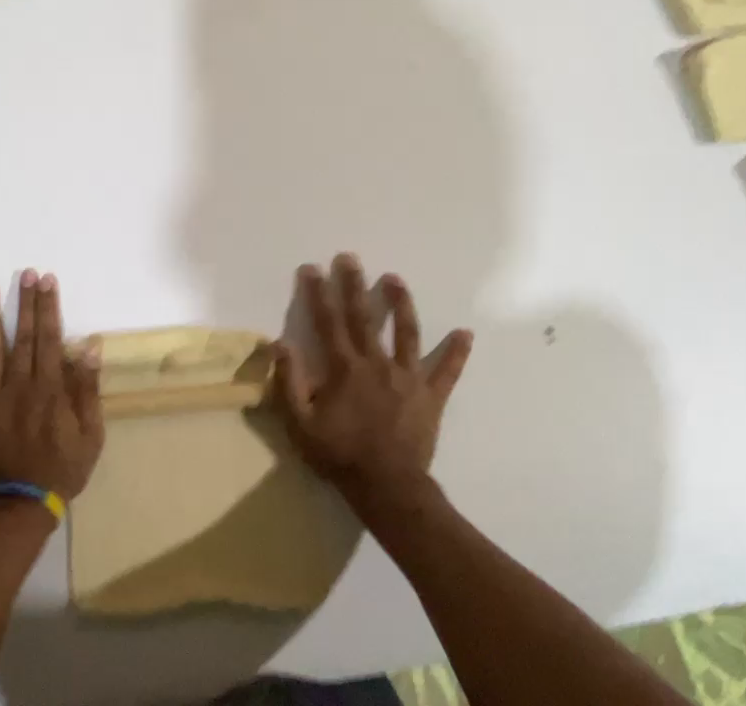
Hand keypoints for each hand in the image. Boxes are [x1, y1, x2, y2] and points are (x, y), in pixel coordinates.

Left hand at [0, 270, 104, 499]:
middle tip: (25, 273)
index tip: (47, 281)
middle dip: (25, 303)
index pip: (50, 338)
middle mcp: (19, 386)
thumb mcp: (90, 434)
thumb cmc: (61, 470)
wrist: (19, 506)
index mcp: (50, 389)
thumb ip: (87, 389)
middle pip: (23, 337)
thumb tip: (89, 345)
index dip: (49, 307)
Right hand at [273, 254, 473, 506]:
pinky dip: (456, 353)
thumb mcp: (299, 423)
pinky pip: (446, 371)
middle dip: (354, 285)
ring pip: (405, 333)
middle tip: (350, 258)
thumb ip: (289, 382)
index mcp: (344, 369)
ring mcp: (407, 378)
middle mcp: (376, 364)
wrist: (388, 486)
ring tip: (395, 279)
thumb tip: (279, 343)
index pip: (328, 323)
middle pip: (364, 317)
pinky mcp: (430, 396)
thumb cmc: (338, 455)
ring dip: (399, 304)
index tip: (312, 269)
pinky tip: (465, 333)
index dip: (318, 294)